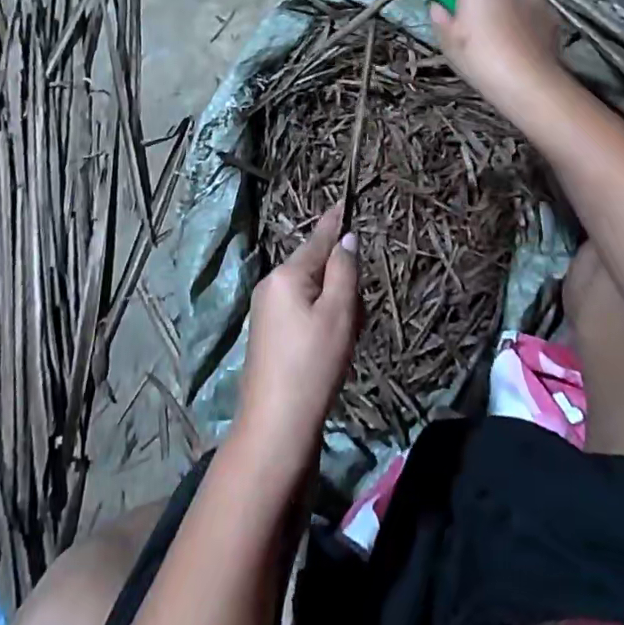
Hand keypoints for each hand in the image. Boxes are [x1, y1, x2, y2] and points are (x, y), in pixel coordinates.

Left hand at [234, 203, 359, 460]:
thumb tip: (347, 238)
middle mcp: (271, 286)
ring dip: (336, 308)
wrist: (277, 423)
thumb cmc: (313, 363)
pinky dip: (323, 322)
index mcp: (285, 275)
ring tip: (344, 343)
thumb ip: (344, 271)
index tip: (345, 201)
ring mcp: (267, 311)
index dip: (335, 222)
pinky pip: (303, 313)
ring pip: (313, 294)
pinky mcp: (269, 334)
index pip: (318, 240)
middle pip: (317, 268)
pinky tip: (331, 350)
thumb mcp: (339, 313)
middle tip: (356, 319)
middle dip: (342, 284)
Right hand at [429, 0, 565, 101]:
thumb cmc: (481, 62)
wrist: (527, 82)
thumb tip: (438, 7)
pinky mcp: (552, 18)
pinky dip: (527, 29)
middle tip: (477, 41)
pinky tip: (523, 51)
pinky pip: (532, 18)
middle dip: (483, 11)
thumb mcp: (449, 45)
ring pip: (512, 6)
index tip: (455, 23)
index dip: (455, 2)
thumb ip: (441, 20)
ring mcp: (533, 1)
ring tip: (503, 49)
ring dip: (506, 19)